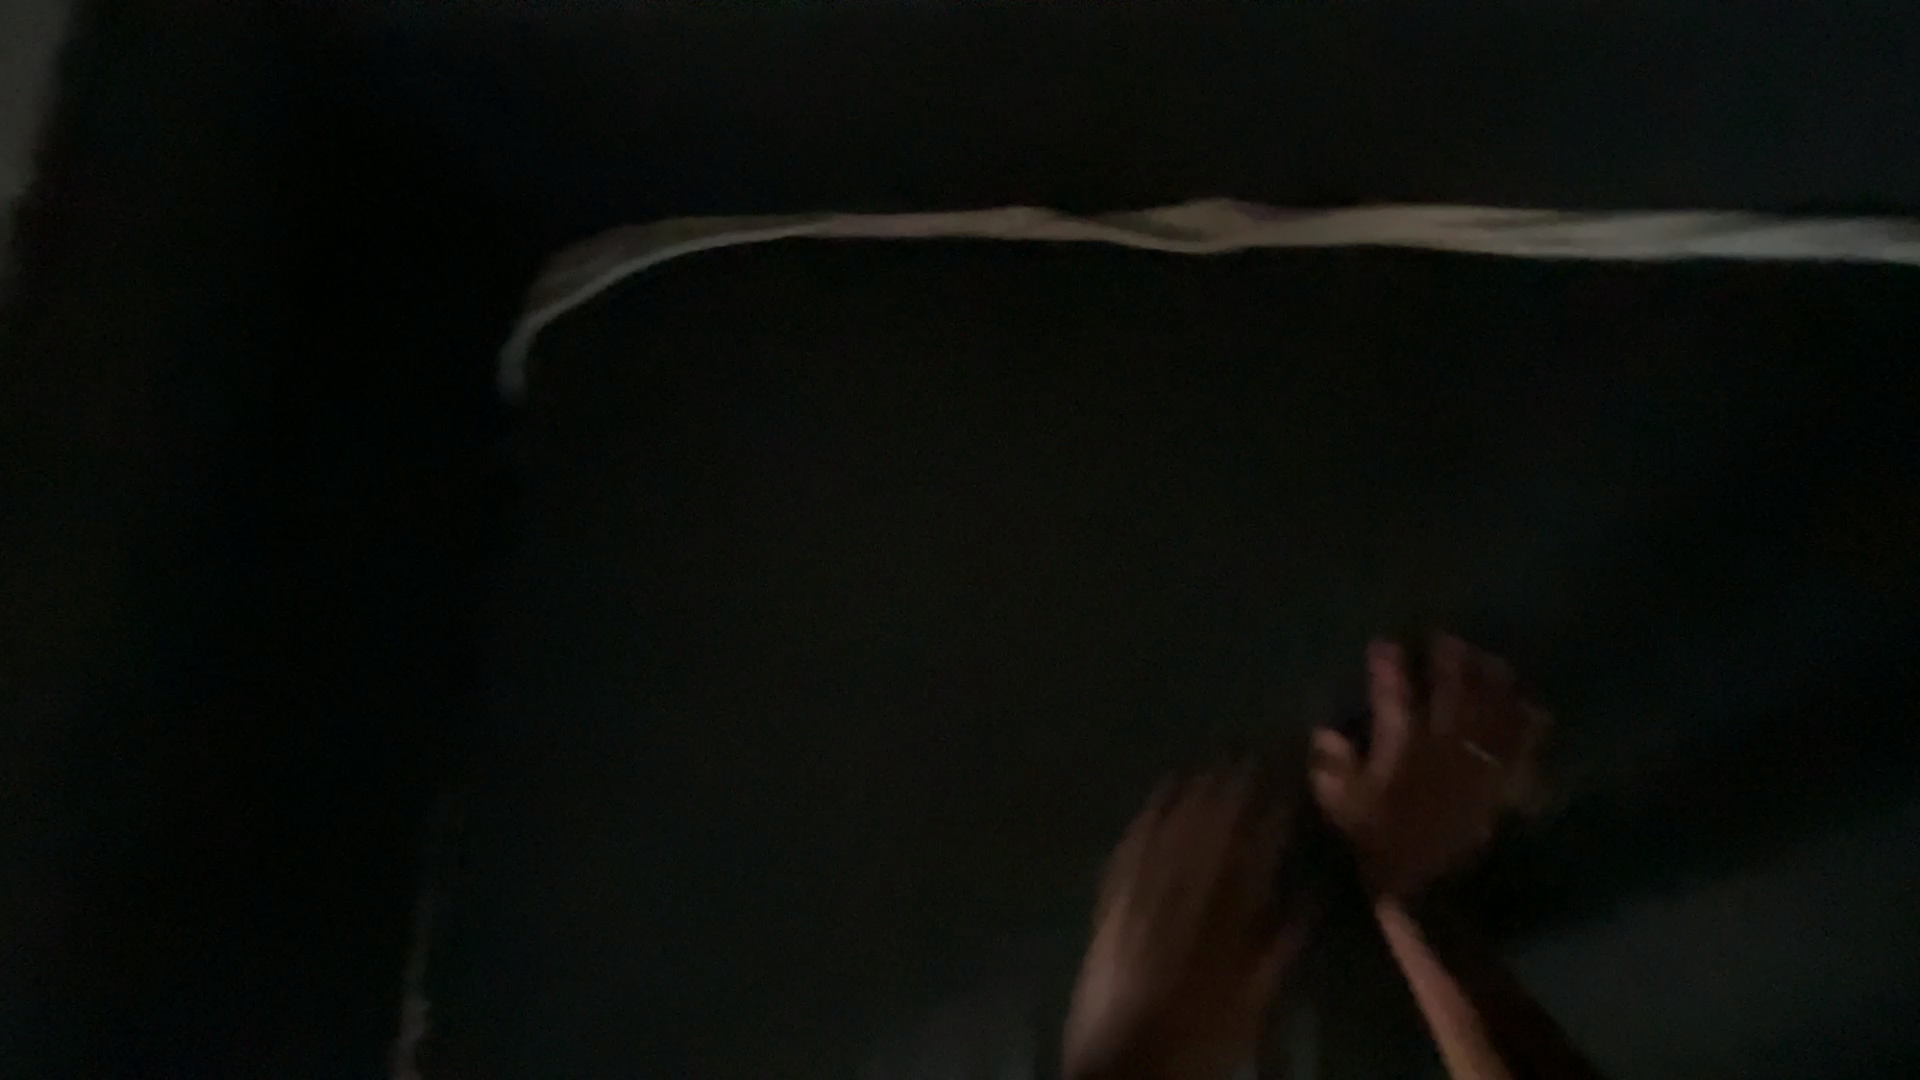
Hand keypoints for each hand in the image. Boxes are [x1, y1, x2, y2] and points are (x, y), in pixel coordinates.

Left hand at [1063, 764, 1310, 1079]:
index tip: (1281, 777)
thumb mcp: (1251, 1003)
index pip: (1250, 853)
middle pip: (1207, 829)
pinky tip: (1158, 791)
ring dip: (1190, 789)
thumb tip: (1307, 901)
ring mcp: (1138, 892)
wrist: (1122, 1061)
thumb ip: (1279, 951)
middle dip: (1228, 786)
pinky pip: (1131, 843)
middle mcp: (1177, 898)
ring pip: (1169, 828)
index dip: (1266, 811)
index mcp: (1219, 923)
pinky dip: (1148, 814)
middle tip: (1244, 748)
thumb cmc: (1195, 1038)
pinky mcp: (1110, 897)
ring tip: (1207, 756)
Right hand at [1309, 635, 1548, 899]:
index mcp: (1401, 749)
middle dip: (1449, 660)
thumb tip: (1328, 733)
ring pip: (1492, 712)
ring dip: (1492, 681)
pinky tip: (1531, 705)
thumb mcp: (1337, 803)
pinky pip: (1524, 749)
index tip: (1384, 642)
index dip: (1389, 665)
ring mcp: (1480, 766)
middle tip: (1445, 637)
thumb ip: (1331, 764)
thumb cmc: (1374, 842)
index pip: (1394, 694)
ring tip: (1488, 657)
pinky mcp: (1504, 787)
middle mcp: (1444, 749)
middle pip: (1452, 693)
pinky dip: (1529, 724)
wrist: (1428, 891)